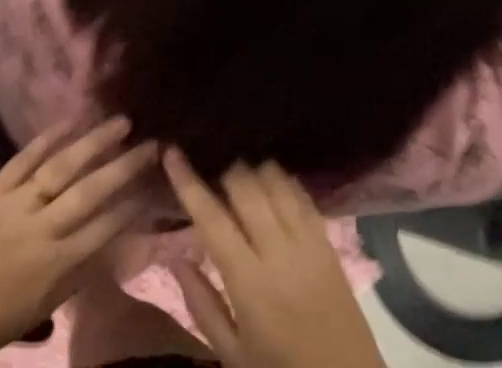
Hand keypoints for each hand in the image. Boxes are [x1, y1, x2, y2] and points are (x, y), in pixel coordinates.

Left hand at [0, 118, 158, 361]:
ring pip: (60, 167)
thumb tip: (116, 237)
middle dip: (124, 166)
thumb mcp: (49, 301)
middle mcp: (41, 229)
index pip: (106, 227)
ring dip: (93, 142)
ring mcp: (14, 206)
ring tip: (120, 122)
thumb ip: (83, 268)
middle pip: (90, 191)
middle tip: (152, 144)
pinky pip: (23, 160)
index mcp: (58, 263)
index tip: (156, 182)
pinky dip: (47, 138)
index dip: (133, 204)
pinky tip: (70, 121)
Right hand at [164, 151, 385, 367]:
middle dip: (224, 168)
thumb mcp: (231, 352)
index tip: (173, 153)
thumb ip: (201, 303)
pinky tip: (270, 180)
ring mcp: (308, 242)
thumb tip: (176, 256)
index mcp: (249, 281)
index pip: (213, 218)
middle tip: (208, 163)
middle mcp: (279, 252)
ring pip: (277, 183)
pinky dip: (283, 181)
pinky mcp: (328, 242)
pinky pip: (303, 196)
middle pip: (248, 187)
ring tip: (237, 169)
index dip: (189, 182)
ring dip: (253, 169)